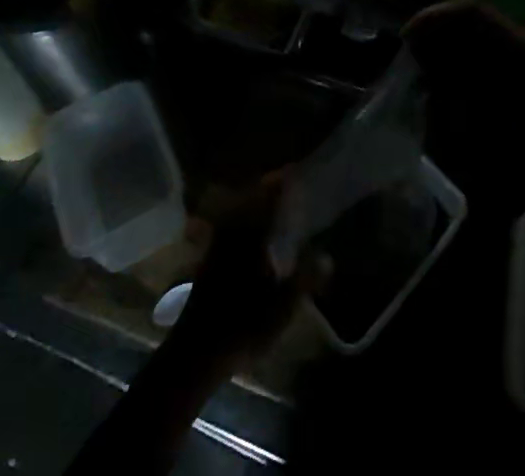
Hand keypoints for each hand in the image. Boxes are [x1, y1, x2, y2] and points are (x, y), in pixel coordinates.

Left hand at [170, 175, 321, 371]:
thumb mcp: (283, 307)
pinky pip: (225, 231)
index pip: (267, 201)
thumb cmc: (244, 325)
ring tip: (266, 206)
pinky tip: (246, 236)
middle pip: (247, 203)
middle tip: (282, 185)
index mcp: (252, 238)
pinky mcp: (206, 265)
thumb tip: (328, 256)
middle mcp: (232, 236)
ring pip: (234, 216)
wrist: (196, 351)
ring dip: (249, 206)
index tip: (293, 172)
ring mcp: (216, 250)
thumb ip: (306, 279)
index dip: (280, 185)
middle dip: (264, 191)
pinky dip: (238, 224)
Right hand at [402, 0, 524, 216]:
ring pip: (486, 37)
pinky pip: (498, 55)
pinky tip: (453, 83)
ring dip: (454, 47)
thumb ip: (444, 78)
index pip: (470, 11)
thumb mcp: (468, 119)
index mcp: (520, 49)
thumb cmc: (515, 160)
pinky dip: (471, 62)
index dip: (433, 18)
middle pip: (478, 20)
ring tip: (427, 68)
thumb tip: (421, 49)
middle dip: (441, 32)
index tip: (407, 39)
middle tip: (412, 54)